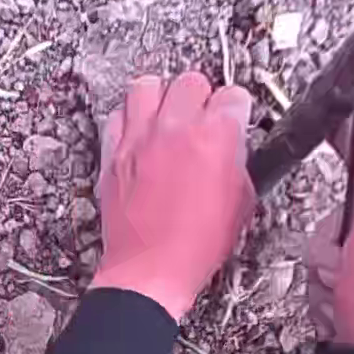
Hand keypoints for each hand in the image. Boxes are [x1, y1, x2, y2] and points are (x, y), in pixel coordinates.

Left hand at [93, 72, 254, 320]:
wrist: (150, 272)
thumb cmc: (193, 249)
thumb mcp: (240, 207)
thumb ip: (238, 165)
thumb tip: (234, 151)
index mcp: (214, 137)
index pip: (233, 96)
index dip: (236, 111)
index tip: (233, 121)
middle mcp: (174, 130)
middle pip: (190, 81)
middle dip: (201, 98)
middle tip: (202, 120)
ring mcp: (139, 140)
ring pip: (147, 86)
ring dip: (161, 98)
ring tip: (167, 118)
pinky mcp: (114, 156)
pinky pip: (117, 116)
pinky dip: (129, 120)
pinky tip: (140, 136)